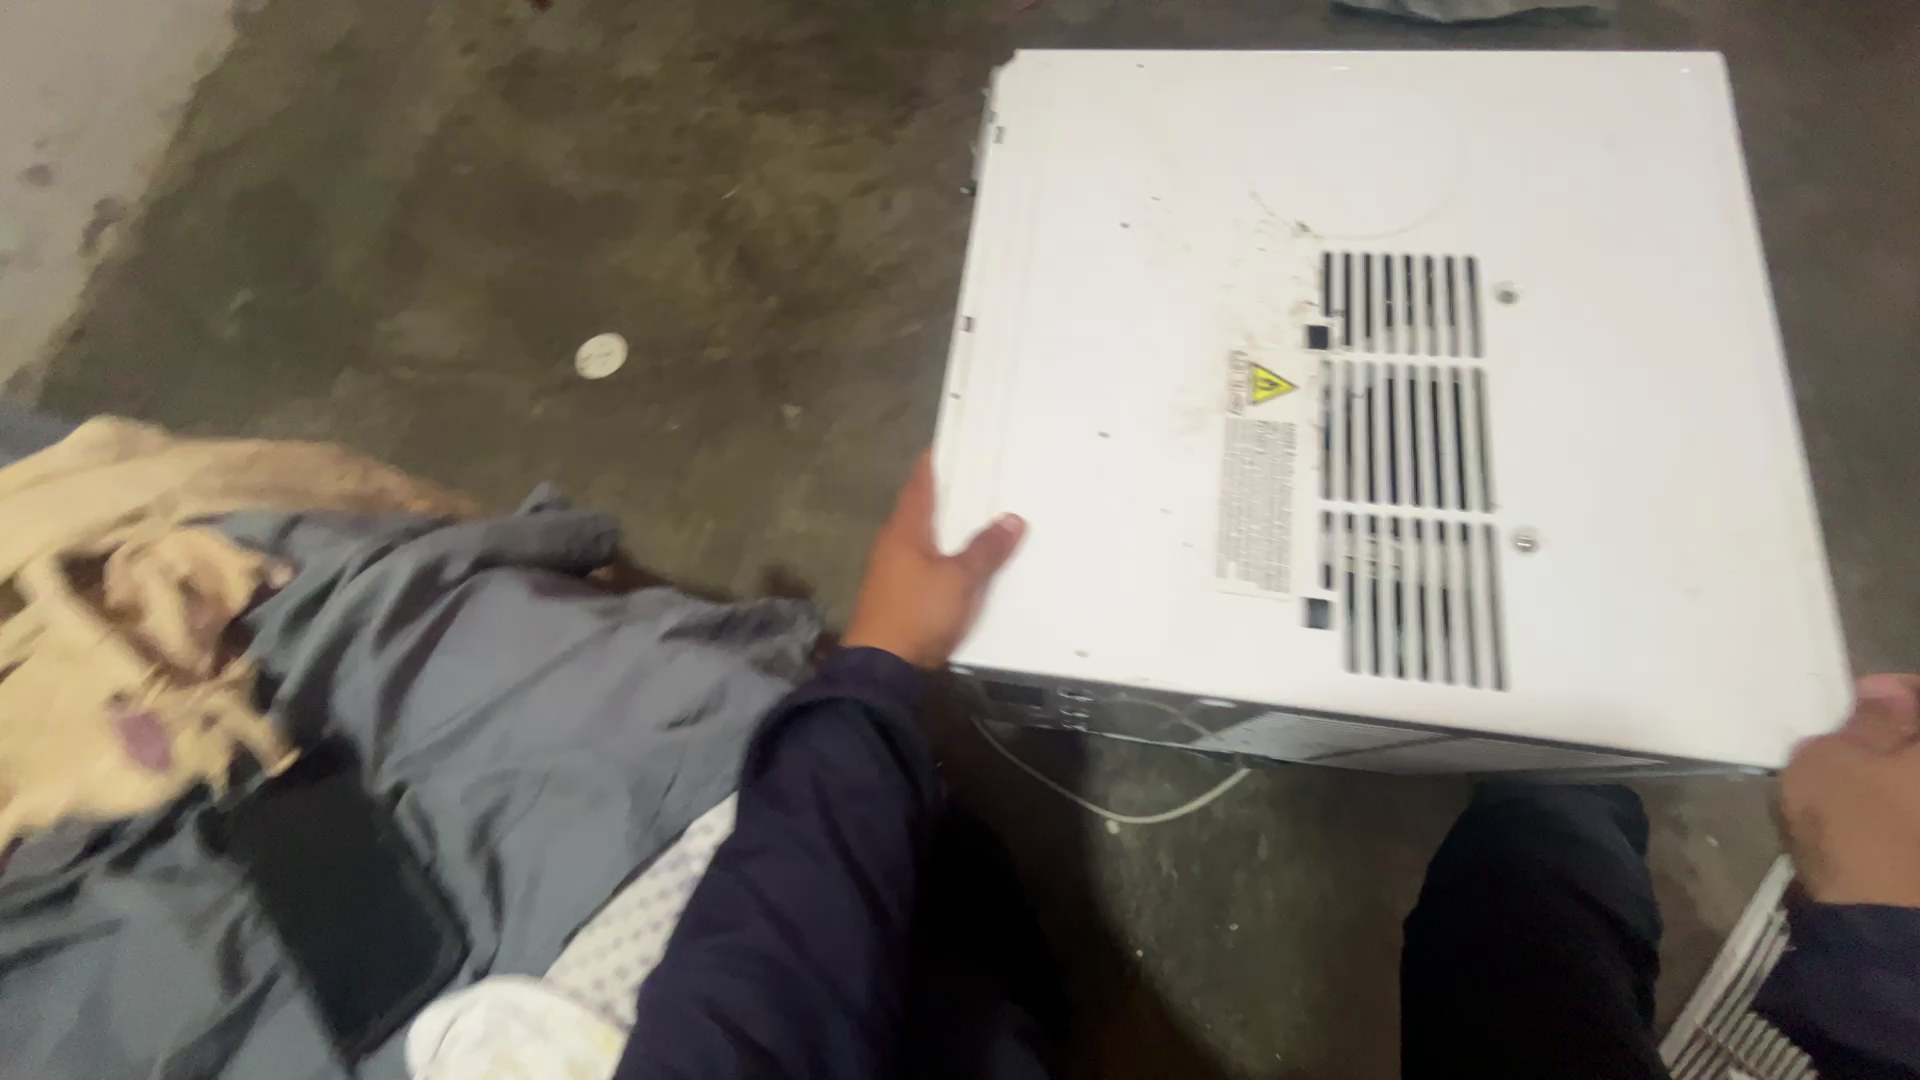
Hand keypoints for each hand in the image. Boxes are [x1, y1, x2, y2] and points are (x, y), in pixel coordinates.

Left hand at [842, 452, 1025, 668]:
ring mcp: (893, 570)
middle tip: (982, 477)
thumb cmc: (917, 613)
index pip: (920, 483)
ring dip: (949, 526)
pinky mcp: (899, 594)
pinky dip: (946, 553)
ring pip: (926, 536)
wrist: (883, 667)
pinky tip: (967, 560)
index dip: (935, 461)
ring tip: (982, 515)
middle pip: (922, 508)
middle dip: (949, 493)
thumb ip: (985, 549)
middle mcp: (894, 542)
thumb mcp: (959, 580)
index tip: (954, 442)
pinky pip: (927, 562)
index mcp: (904, 529)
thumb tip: (1012, 518)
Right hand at [1779, 674, 1919, 906]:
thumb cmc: (1853, 820)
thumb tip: (1891, 690)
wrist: (1884, 910)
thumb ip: (1869, 720)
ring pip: (1918, 779)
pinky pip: (1917, 808)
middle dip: (1904, 735)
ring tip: (1869, 777)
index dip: (1901, 691)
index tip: (1862, 697)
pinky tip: (1886, 810)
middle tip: (1862, 738)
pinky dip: (1907, 803)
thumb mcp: (1832, 757)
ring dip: (1903, 771)